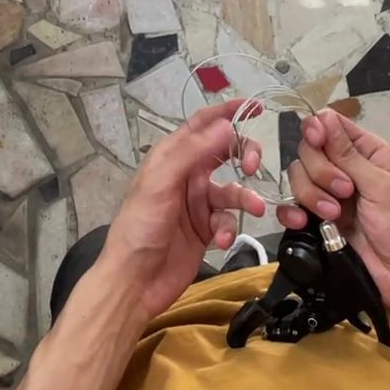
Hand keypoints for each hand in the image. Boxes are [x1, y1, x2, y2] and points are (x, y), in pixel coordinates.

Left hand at [100, 99, 269, 319]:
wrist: (134, 282)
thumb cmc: (139, 228)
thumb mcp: (161, 183)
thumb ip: (193, 152)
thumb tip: (226, 126)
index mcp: (171, 157)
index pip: (202, 125)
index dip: (228, 113)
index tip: (256, 107)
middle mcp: (186, 175)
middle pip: (225, 153)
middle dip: (244, 156)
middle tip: (253, 166)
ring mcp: (197, 204)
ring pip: (232, 191)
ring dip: (244, 199)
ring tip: (255, 209)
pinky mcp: (206, 230)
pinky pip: (228, 220)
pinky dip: (229, 228)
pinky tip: (221, 240)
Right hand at [281, 109, 389, 310]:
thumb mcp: (382, 186)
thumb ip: (348, 154)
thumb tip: (324, 117)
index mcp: (366, 152)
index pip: (330, 125)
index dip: (318, 129)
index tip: (317, 141)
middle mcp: (344, 168)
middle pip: (309, 150)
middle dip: (321, 171)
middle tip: (345, 192)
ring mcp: (328, 194)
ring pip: (298, 177)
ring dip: (311, 195)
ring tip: (333, 215)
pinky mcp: (316, 220)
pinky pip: (291, 206)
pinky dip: (292, 212)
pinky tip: (303, 221)